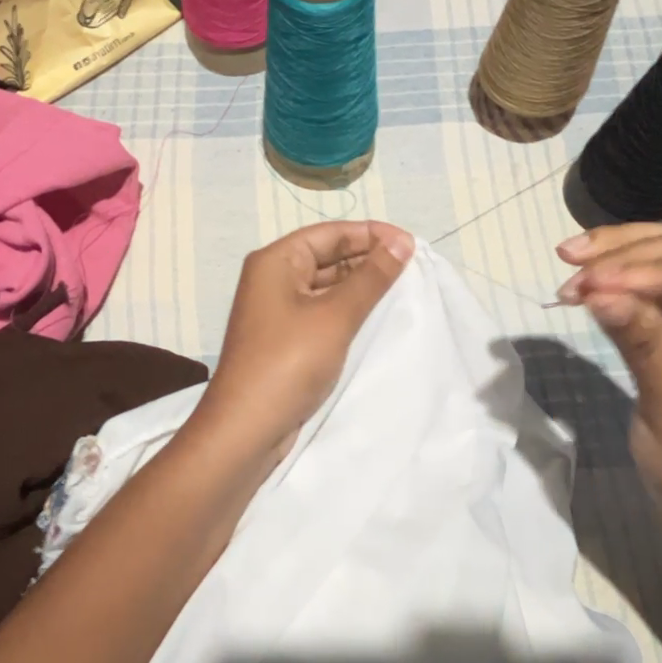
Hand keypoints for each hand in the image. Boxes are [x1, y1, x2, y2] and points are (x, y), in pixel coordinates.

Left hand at [194, 221, 414, 459]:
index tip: (411, 245)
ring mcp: (278, 312)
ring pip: (328, 287)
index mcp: (276, 261)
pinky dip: (349, 312)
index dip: (371, 234)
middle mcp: (273, 280)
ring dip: (362, 288)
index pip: (330, 233)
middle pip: (328, 257)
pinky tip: (378, 320)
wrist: (247, 429)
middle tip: (414, 269)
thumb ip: (371, 277)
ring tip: (404, 291)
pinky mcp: (286, 341)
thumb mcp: (335, 315)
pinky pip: (323, 314)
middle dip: (369, 260)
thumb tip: (401, 242)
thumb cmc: (289, 362)